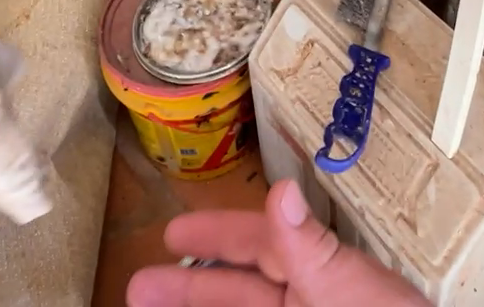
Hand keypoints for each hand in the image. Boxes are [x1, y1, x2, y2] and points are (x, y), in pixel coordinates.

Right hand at [127, 180, 430, 306]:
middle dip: (188, 286)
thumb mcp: (344, 286)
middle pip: (235, 290)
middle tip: (139, 286)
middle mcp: (303, 299)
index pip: (254, 242)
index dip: (215, 233)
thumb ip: (307, 243)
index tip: (173, 234)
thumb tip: (282, 187)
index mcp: (315, 269)